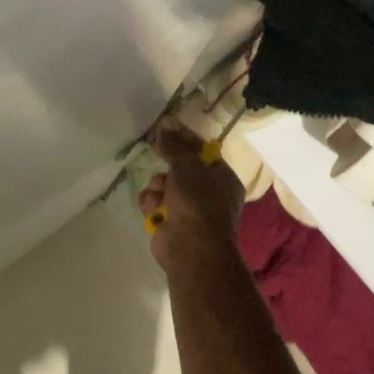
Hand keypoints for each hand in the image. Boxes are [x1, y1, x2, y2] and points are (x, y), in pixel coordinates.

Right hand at [138, 116, 245, 270]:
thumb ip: (174, 145)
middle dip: (167, 163)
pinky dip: (152, 203)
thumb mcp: (186, 166)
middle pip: (182, 168)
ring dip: (157, 185)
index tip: (165, 125)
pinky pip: (157, 204)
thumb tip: (165, 124)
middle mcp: (209, 194)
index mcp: (223, 178)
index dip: (183, 137)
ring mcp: (190, 211)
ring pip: (166, 186)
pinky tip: (151, 206)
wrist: (191, 249)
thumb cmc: (197, 202)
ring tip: (157, 191)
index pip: (202, 151)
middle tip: (154, 149)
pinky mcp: (172, 224)